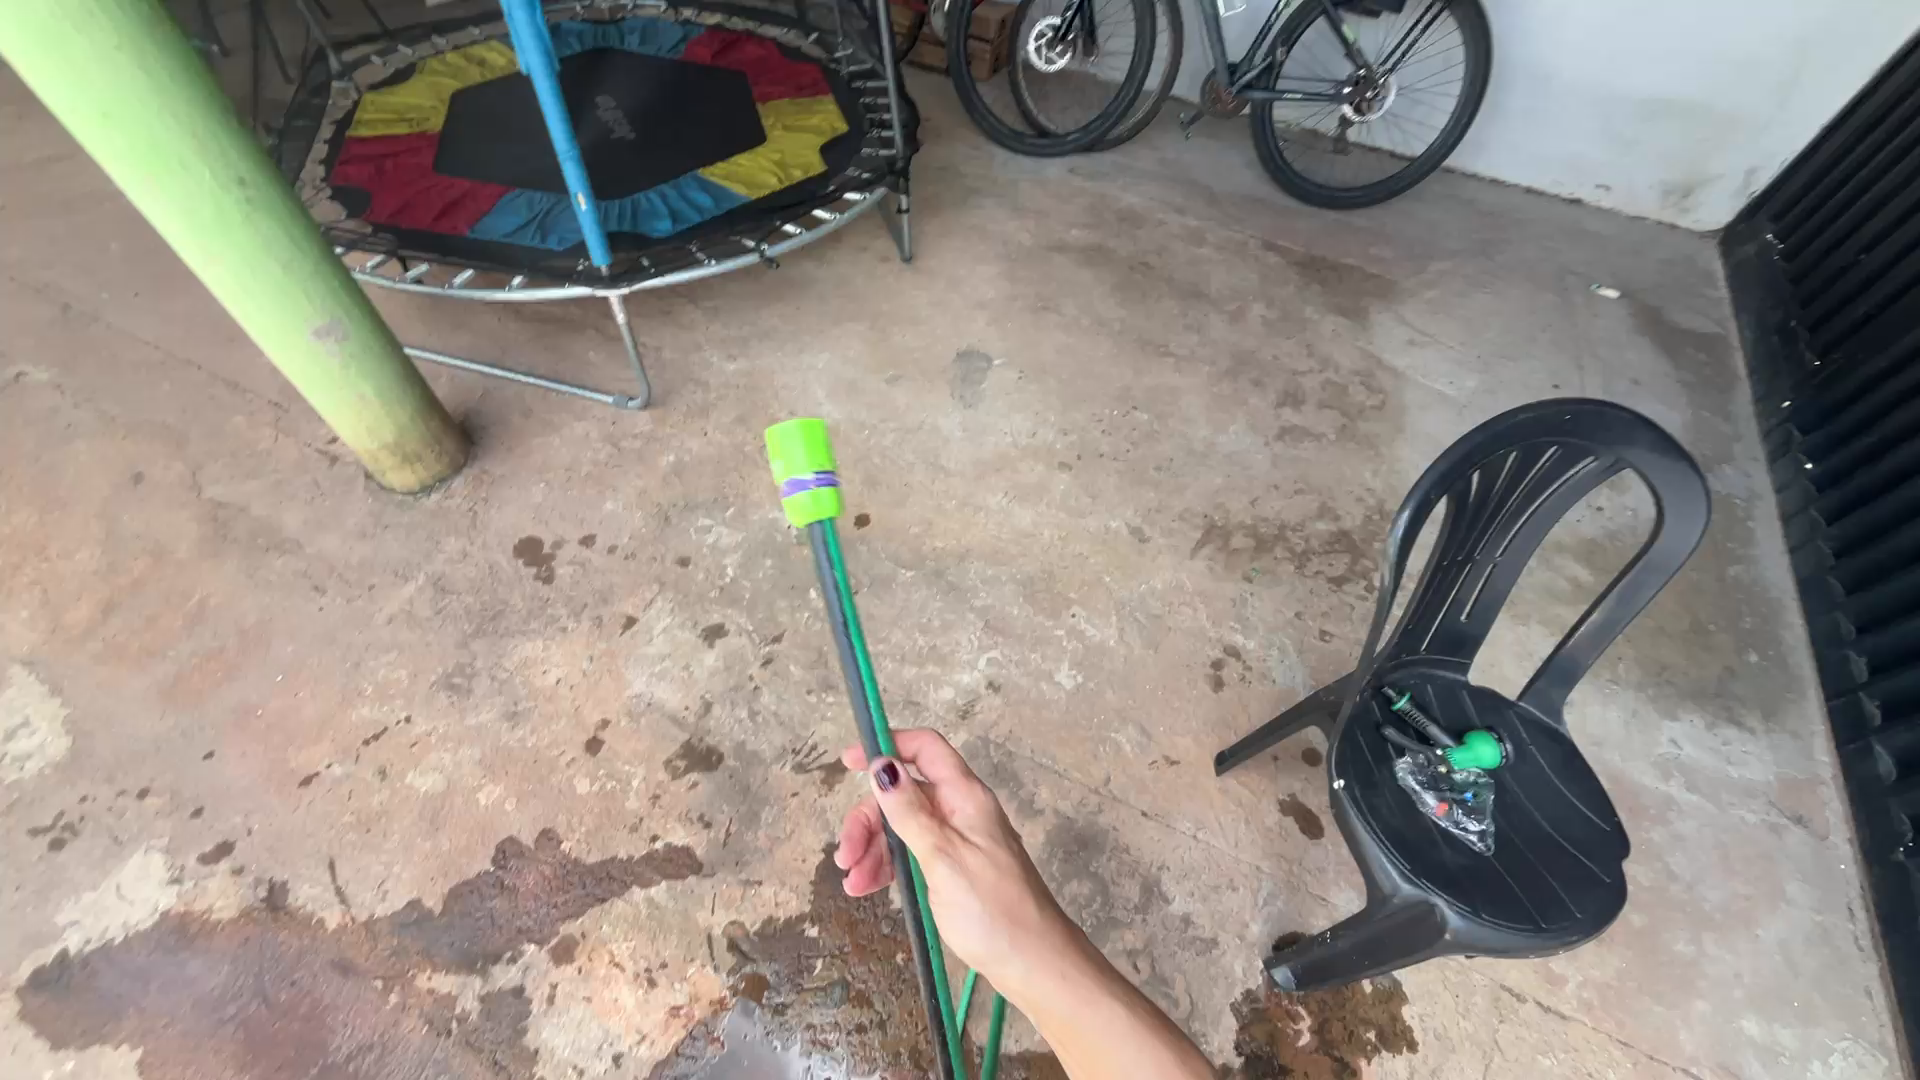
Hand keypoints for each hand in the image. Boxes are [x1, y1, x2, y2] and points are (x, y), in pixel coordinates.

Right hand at [834, 729, 1085, 1002]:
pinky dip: (887, 867)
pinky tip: (866, 888)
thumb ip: (910, 811)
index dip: (888, 746)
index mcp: (964, 795)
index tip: (849, 762)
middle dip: (869, 817)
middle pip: (905, 792)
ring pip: (903, 825)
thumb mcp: (942, 856)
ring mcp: (956, 839)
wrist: (1031, 963)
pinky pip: (912, 853)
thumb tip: (883, 764)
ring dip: (873, 848)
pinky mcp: (952, 868)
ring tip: (852, 882)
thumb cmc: (991, 908)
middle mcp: (960, 809)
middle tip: (844, 854)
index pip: (925, 749)